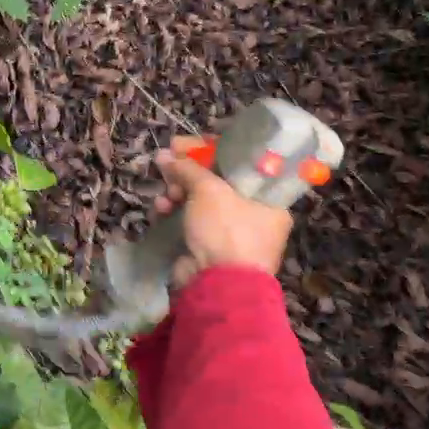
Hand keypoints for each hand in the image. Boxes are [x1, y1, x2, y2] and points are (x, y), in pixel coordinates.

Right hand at [153, 149, 292, 288]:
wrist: (219, 283)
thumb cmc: (227, 231)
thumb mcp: (209, 191)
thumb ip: (188, 168)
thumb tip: (165, 155)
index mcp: (267, 200)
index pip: (239, 164)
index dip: (210, 150)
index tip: (183, 145)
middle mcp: (252, 213)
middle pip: (213, 180)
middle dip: (186, 173)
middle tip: (166, 167)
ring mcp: (228, 230)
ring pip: (195, 198)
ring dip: (175, 192)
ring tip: (165, 197)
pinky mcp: (206, 242)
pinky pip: (187, 216)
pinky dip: (172, 211)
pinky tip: (161, 211)